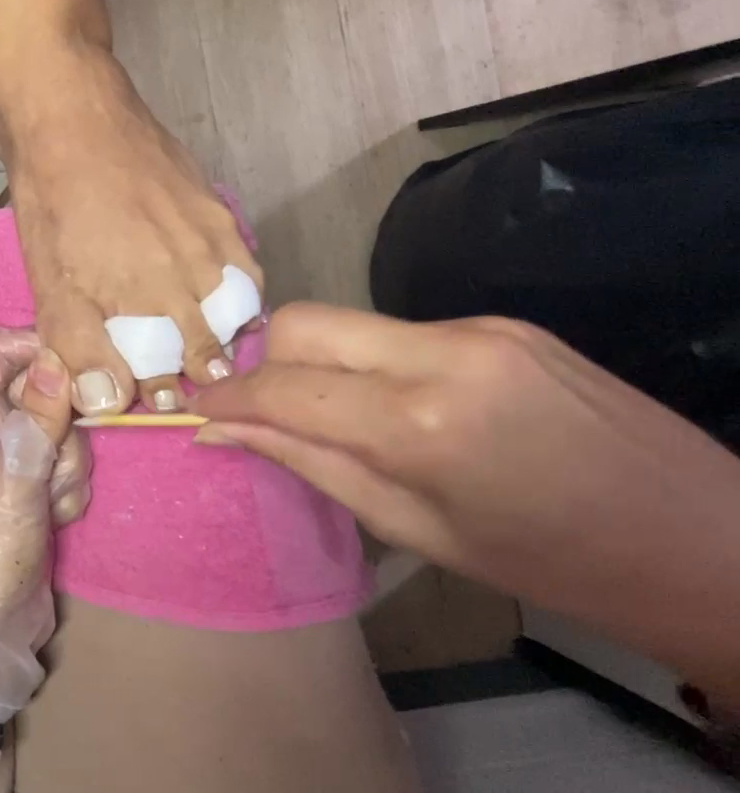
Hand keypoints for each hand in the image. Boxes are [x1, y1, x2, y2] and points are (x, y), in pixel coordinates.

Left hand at [0, 38, 261, 414]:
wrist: (71, 115)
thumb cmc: (50, 201)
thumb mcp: (47, 278)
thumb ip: (78, 342)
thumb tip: (106, 400)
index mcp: (148, 299)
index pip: (172, 369)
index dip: (164, 389)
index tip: (161, 399)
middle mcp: (194, 275)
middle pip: (210, 342)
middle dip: (198, 367)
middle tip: (188, 379)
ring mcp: (212, 238)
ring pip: (236, 306)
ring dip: (224, 332)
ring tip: (209, 346)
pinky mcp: (217, 207)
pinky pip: (242, 264)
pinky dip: (236, 289)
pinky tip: (220, 292)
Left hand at [0, 329, 83, 722]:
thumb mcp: (11, 477)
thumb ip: (36, 417)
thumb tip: (56, 357)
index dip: (37, 346)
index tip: (82, 368)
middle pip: (43, 388)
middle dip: (63, 424)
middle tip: (55, 460)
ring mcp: (16, 458)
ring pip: (64, 429)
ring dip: (67, 465)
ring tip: (48, 501)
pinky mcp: (38, 486)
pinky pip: (69, 465)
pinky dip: (70, 489)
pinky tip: (56, 518)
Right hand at [191, 303, 739, 696]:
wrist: (712, 545)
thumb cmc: (552, 563)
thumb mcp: (413, 528)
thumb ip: (306, 462)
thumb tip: (217, 428)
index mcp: (422, 421)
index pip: (282, 384)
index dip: (226, 394)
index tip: (197, 408)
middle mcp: (445, 353)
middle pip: (303, 323)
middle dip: (262, 359)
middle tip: (257, 406)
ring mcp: (479, 329)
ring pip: (347, 323)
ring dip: (317, 362)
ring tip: (328, 413)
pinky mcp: (503, 325)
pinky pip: (398, 331)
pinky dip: (369, 362)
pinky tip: (392, 404)